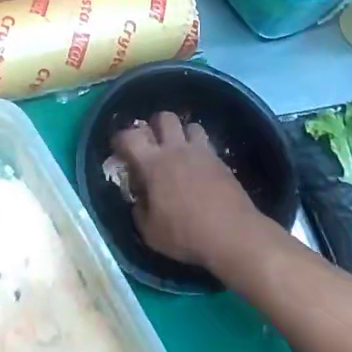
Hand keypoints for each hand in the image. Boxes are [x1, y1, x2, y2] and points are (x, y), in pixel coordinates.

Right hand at [111, 111, 273, 271]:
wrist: (232, 233)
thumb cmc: (185, 233)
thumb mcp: (150, 232)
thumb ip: (139, 210)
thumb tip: (139, 199)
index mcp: (153, 163)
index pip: (130, 137)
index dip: (120, 138)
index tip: (119, 148)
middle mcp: (177, 150)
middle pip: (164, 117)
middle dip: (155, 125)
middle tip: (152, 144)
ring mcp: (202, 153)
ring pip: (190, 125)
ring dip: (182, 134)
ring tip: (179, 152)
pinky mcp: (221, 161)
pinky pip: (207, 145)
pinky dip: (199, 151)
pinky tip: (198, 170)